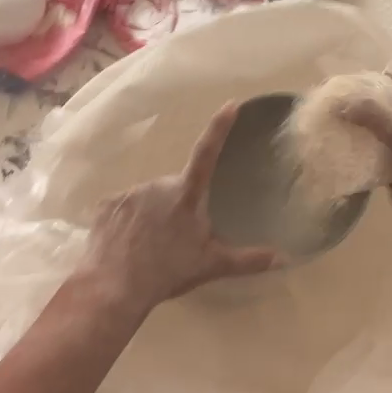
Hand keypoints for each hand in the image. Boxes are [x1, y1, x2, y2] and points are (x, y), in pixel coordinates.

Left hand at [80, 102, 281, 314]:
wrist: (115, 287)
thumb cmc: (169, 273)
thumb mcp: (212, 266)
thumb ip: (249, 260)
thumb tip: (284, 259)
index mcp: (187, 195)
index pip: (207, 154)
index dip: (220, 128)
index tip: (230, 105)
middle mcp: (157, 185)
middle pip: (176, 190)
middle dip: (179, 208)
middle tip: (179, 240)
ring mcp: (129, 193)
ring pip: (149, 199)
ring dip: (154, 215)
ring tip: (152, 247)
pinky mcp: (107, 205)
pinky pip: (124, 209)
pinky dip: (129, 223)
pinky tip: (130, 245)